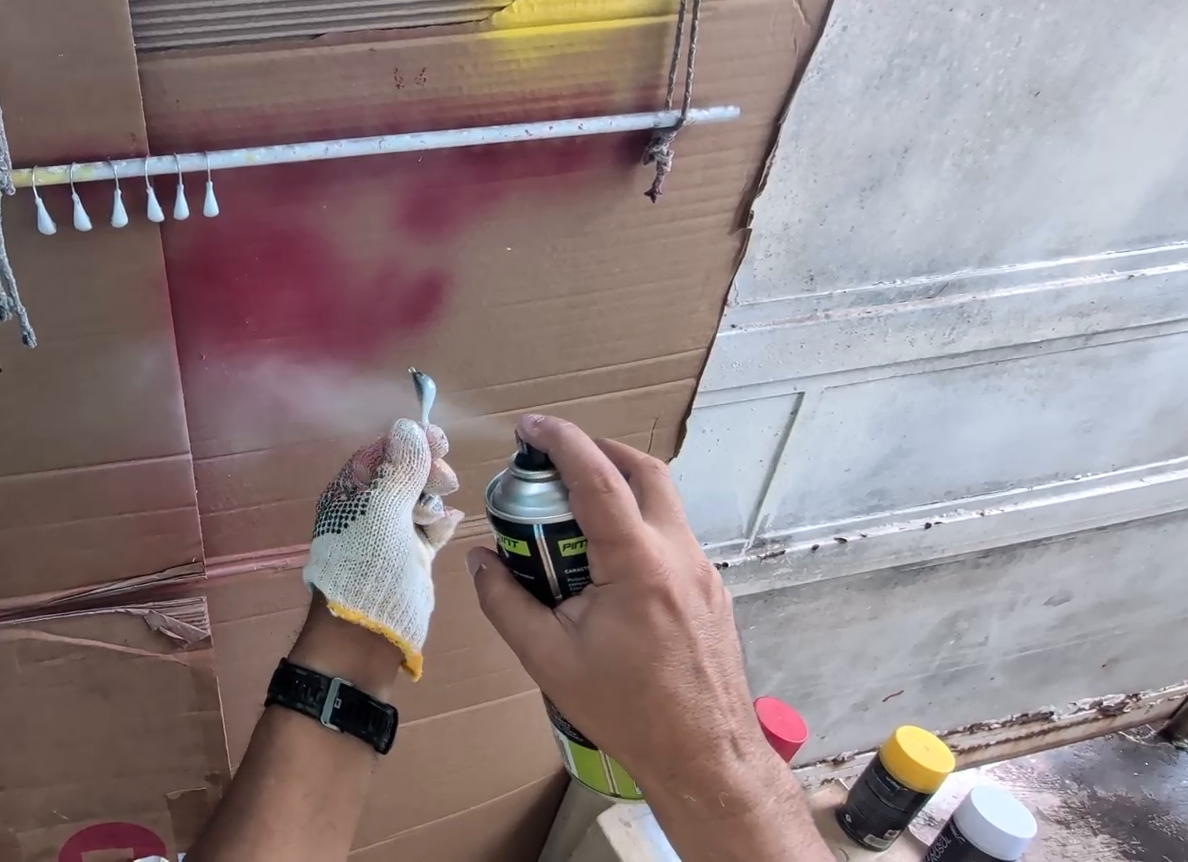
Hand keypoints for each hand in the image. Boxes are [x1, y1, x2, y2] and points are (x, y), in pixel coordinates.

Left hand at [303, 419, 461, 679]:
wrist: (367, 633)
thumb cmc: (368, 566)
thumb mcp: (382, 511)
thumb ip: (400, 468)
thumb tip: (408, 426)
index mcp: (352, 491)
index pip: (385, 450)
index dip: (412, 441)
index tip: (438, 440)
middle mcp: (370, 507)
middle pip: (407, 471)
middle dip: (428, 469)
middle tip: (443, 481)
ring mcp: (390, 533)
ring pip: (421, 497)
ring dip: (434, 496)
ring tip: (435, 511)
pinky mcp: (411, 555)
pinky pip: (430, 527)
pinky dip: (440, 521)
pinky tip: (448, 521)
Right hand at [468, 415, 814, 852]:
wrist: (708, 761)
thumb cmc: (627, 710)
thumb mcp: (547, 658)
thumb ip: (504, 600)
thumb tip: (478, 558)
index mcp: (637, 565)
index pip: (597, 479)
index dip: (559, 441)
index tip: (527, 426)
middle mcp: (677, 555)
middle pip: (644, 470)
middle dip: (595, 448)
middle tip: (550, 456)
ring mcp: (701, 570)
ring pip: (662, 498)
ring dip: (616, 482)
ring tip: (568, 502)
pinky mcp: (709, 588)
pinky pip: (668, 530)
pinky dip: (632, 517)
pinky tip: (600, 553)